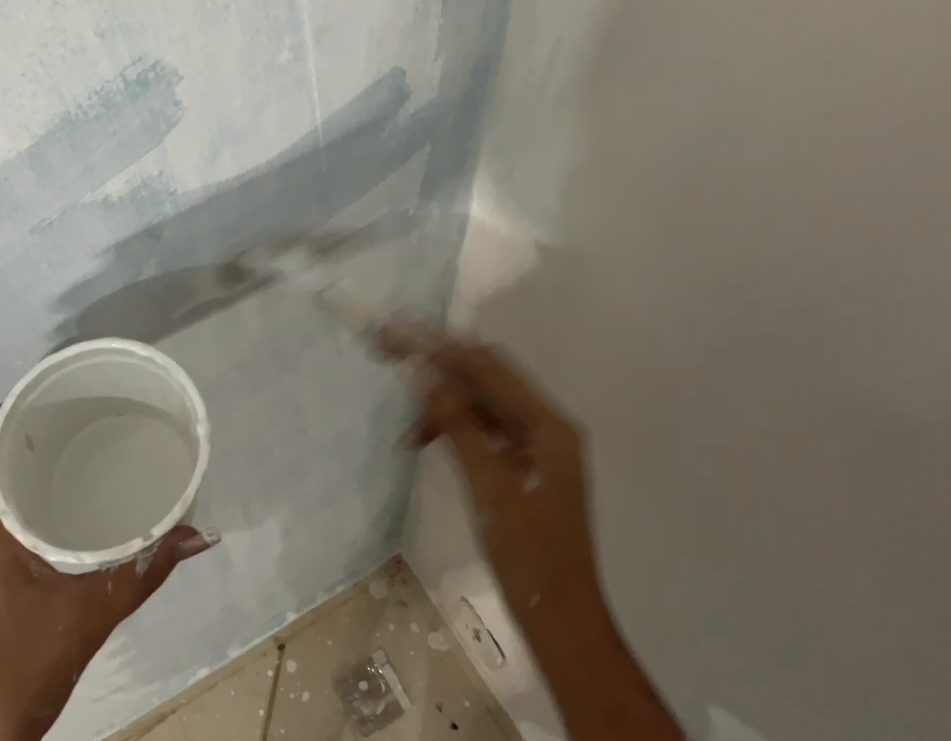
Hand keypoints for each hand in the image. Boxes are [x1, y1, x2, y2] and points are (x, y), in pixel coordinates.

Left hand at [0, 410, 218, 740]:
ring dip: (30, 463)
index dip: (4, 409)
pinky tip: (73, 502)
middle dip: (27, 429)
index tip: (42, 385)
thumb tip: (200, 532)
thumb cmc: (27, 661)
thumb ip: (147, 570)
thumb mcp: (94, 613)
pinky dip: (35, 498)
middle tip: (75, 406)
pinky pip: (10, 518)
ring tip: (79, 440)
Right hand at [375, 321, 685, 739]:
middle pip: (486, 377)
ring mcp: (538, 447)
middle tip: (388, 350)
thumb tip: (421, 371)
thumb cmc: (527, 555)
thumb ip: (456, 423)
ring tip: (402, 415)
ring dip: (442, 400)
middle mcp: (548, 427)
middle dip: (437, 362)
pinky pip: (485, 430)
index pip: (488, 366)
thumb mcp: (487, 486)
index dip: (440, 345)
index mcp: (549, 427)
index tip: (397, 330)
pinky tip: (422, 438)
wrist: (561, 619)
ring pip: (482, 404)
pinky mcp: (526, 467)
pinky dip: (453, 427)